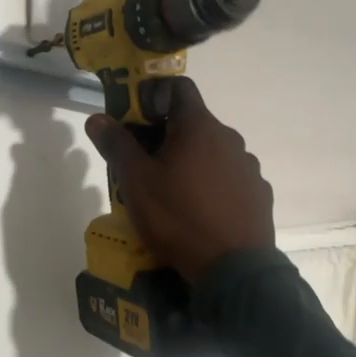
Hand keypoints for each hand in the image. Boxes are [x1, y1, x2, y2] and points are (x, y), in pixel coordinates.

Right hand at [84, 77, 274, 278]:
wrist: (232, 268)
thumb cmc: (177, 217)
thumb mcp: (136, 182)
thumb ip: (117, 145)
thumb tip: (97, 117)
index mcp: (198, 127)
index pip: (178, 88)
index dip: (152, 97)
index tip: (133, 119)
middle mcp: (229, 138)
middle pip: (193, 123)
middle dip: (165, 137)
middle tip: (142, 165)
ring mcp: (248, 166)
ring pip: (211, 152)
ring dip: (190, 162)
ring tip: (170, 194)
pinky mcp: (258, 193)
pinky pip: (228, 178)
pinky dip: (211, 185)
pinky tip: (198, 211)